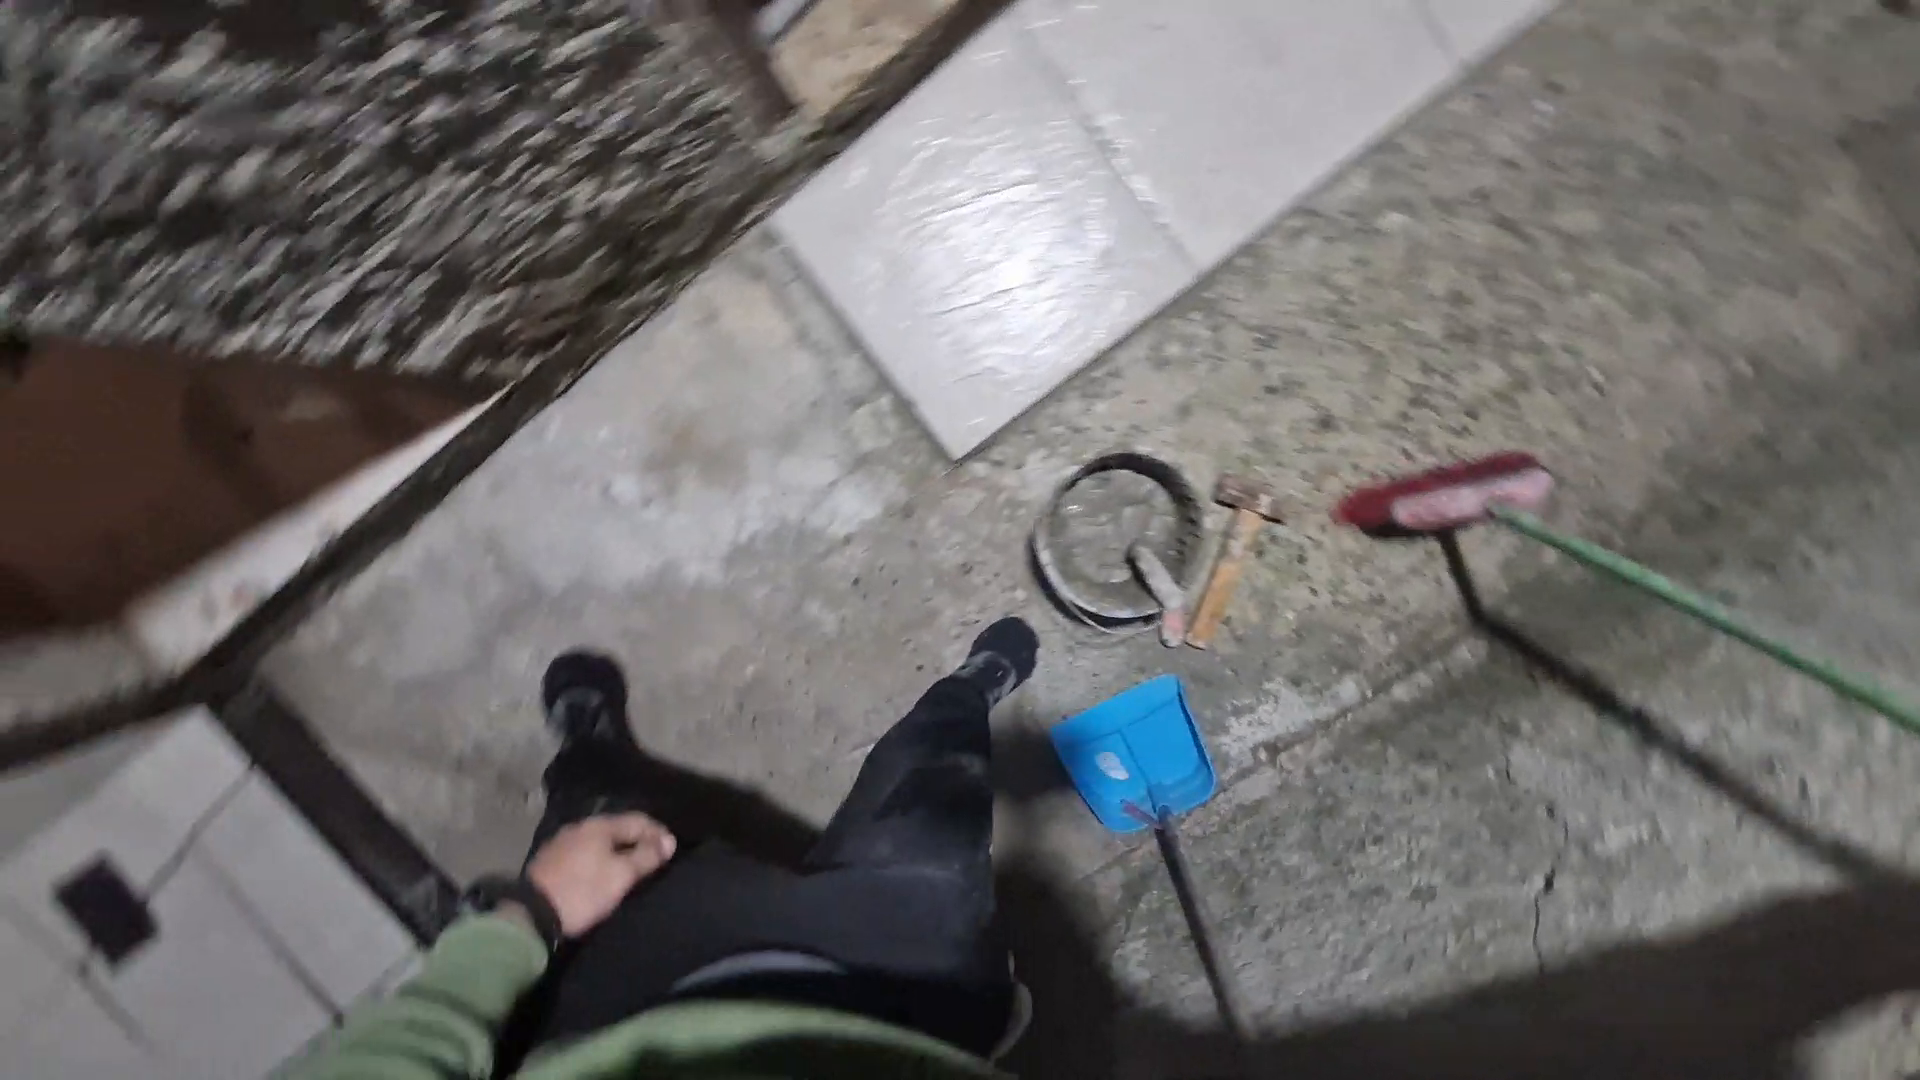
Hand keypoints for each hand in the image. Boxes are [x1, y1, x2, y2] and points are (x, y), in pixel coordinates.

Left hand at [526, 813, 676, 936]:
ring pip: (598, 843)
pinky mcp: (547, 863)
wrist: (528, 918)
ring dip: (616, 853)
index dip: (658, 833)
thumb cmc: (582, 892)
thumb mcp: (621, 875)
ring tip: (627, 870)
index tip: (670, 850)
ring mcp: (559, 844)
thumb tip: (669, 841)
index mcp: (599, 826)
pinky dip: (597, 861)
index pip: (638, 820)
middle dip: (636, 842)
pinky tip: (600, 875)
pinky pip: (582, 855)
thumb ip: (647, 856)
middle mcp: (579, 828)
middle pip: (617, 830)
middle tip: (651, 860)